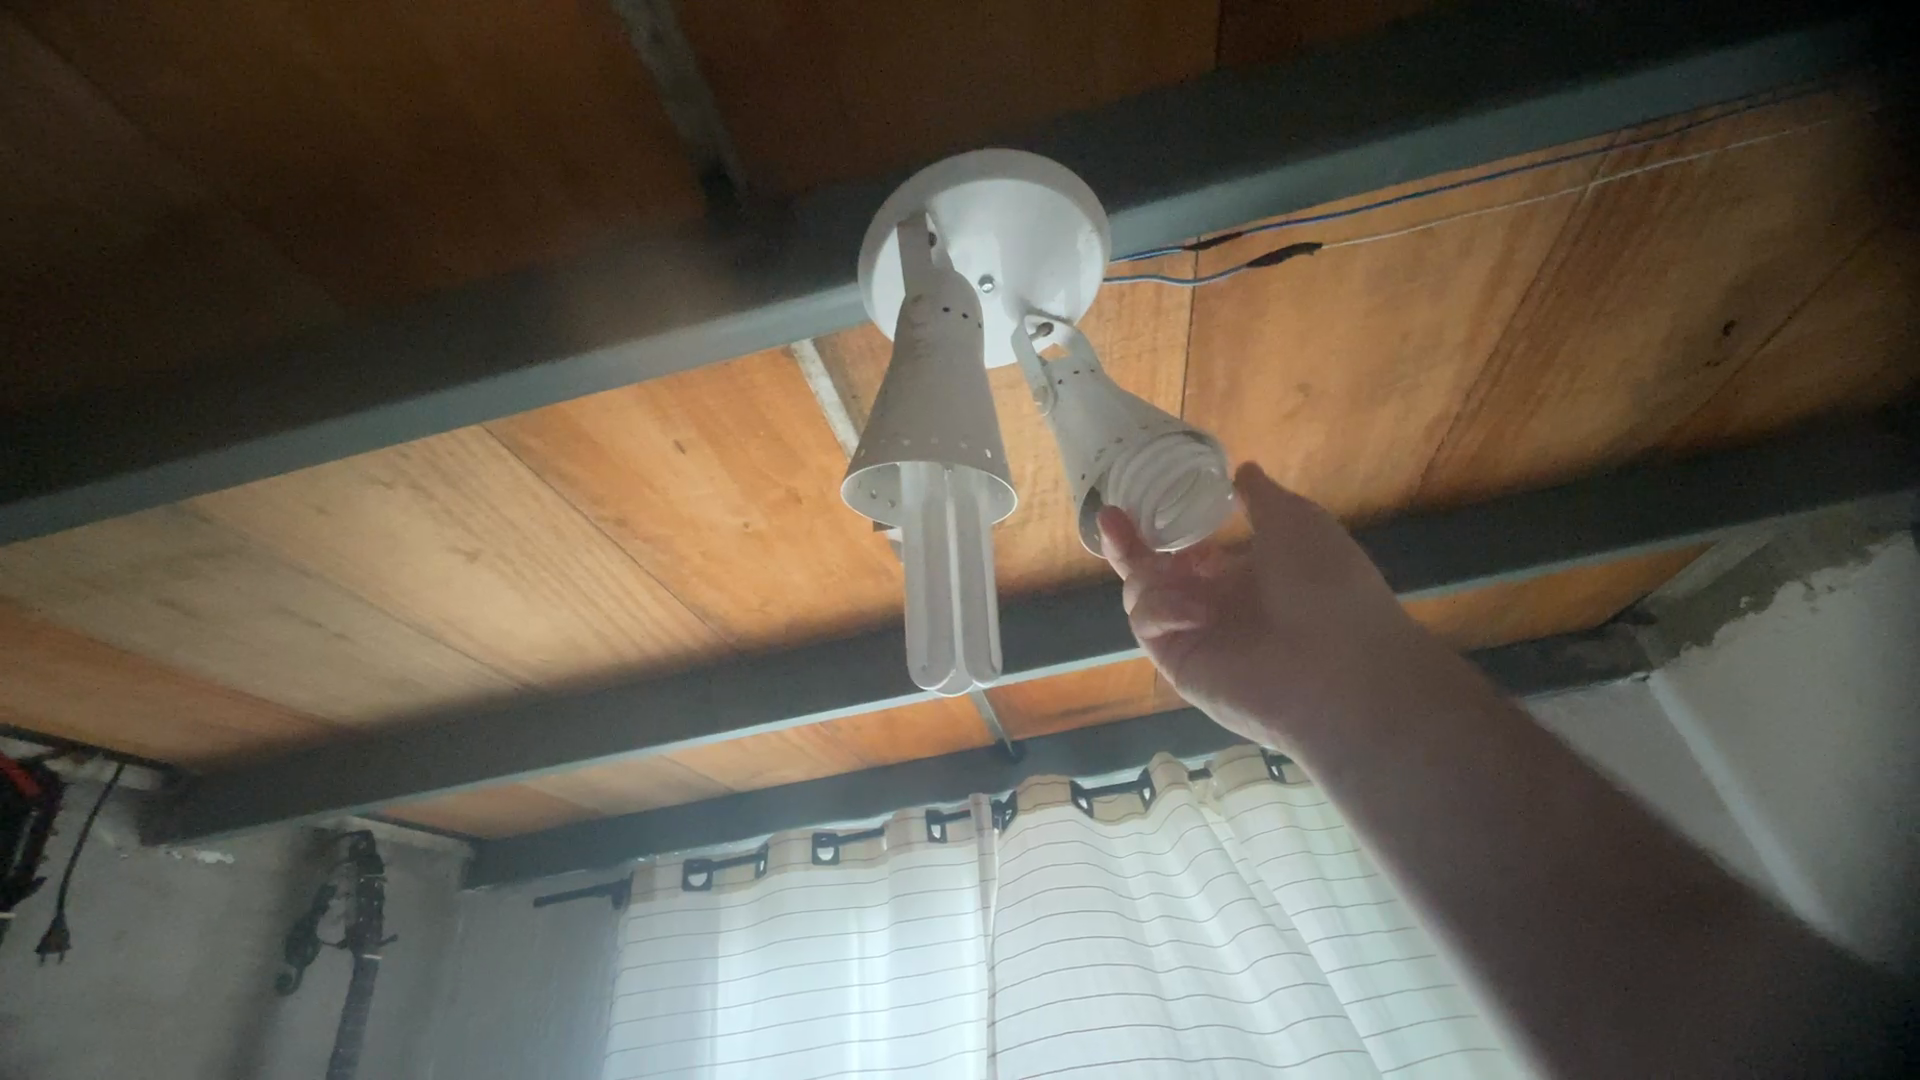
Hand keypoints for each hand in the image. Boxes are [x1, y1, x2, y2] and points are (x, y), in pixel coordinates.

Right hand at [1098, 463, 1429, 749]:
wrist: (1342, 667)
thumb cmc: (1327, 588)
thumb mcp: (1298, 523)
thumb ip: (1261, 496)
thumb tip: (1241, 470)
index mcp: (1239, 575)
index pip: (1185, 551)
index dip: (1165, 528)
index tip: (1149, 501)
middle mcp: (1211, 605)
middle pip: (1150, 572)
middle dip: (1128, 544)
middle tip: (1112, 516)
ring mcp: (1192, 635)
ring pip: (1141, 595)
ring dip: (1149, 572)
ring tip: (1176, 568)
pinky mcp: (1177, 662)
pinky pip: (1148, 624)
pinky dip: (1161, 607)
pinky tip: (1195, 609)